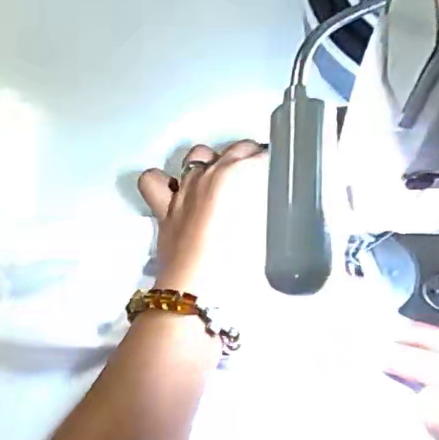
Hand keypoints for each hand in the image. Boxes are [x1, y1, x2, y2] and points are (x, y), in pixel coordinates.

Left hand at [136, 141, 266, 298]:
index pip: (262, 156)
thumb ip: (268, 210)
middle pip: (235, 149)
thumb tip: (269, 201)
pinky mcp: (164, 207)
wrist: (196, 290)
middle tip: (261, 175)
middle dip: (251, 156)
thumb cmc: (238, 264)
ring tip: (221, 178)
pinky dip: (164, 181)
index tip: (284, 173)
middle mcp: (210, 172)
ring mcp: (184, 188)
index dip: (276, 162)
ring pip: (197, 155)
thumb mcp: (264, 233)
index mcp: (238, 174)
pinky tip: (176, 191)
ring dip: (210, 161)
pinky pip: (153, 180)